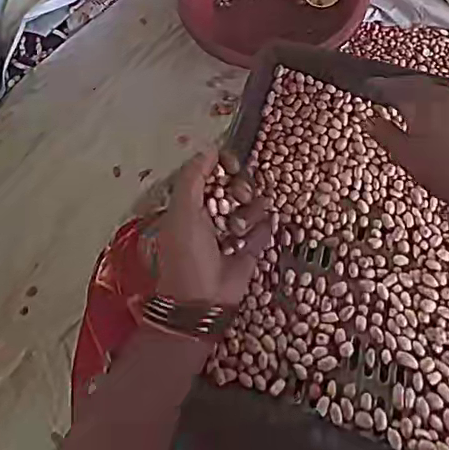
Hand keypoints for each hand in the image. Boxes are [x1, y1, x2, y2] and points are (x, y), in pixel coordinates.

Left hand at [142, 148, 274, 307]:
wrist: (202, 300)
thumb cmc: (186, 253)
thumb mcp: (182, 210)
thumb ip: (193, 177)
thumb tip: (210, 149)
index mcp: (196, 198)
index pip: (218, 169)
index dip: (226, 164)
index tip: (231, 167)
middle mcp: (218, 209)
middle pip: (241, 182)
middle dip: (241, 188)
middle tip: (237, 199)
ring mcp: (237, 227)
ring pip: (257, 202)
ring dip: (249, 213)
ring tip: (236, 230)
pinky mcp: (254, 244)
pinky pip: (266, 225)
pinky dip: (258, 231)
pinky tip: (244, 244)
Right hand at [362, 76, 448, 218]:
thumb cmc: (443, 171)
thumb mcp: (405, 156)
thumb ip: (385, 133)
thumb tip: (369, 119)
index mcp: (420, 103)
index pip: (394, 87)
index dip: (378, 86)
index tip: (366, 86)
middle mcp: (440, 98)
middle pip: (414, 83)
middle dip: (397, 84)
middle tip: (383, 88)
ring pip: (431, 89)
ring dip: (415, 90)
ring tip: (403, 98)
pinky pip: (445, 99)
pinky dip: (430, 99)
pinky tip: (428, 111)